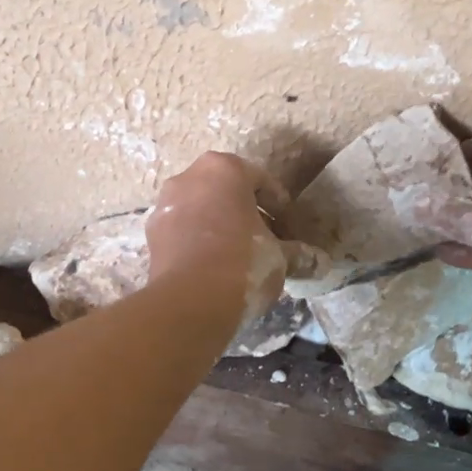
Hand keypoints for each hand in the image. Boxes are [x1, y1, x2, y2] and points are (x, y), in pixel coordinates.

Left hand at [145, 152, 289, 318]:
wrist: (189, 301)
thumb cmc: (243, 263)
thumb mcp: (280, 258)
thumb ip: (298, 253)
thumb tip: (320, 261)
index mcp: (224, 169)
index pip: (261, 181)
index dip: (280, 206)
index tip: (290, 229)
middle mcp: (189, 177)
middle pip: (226, 191)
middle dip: (247, 212)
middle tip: (267, 239)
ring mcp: (165, 204)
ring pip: (201, 209)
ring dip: (220, 226)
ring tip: (240, 255)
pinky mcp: (151, 233)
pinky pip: (183, 230)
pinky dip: (199, 241)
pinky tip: (214, 266)